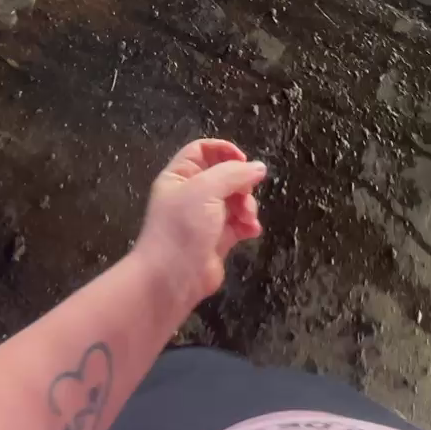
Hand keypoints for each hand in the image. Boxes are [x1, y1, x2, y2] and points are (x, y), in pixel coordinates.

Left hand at [134, 139, 267, 305]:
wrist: (171, 278)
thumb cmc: (182, 227)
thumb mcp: (205, 190)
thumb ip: (234, 174)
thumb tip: (259, 167)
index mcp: (180, 176)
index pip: (202, 150)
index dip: (223, 151)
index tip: (243, 160)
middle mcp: (191, 194)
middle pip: (224, 175)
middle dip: (240, 183)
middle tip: (245, 194)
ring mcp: (204, 217)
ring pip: (235, 199)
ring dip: (247, 206)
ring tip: (247, 218)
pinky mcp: (217, 239)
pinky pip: (239, 223)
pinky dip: (248, 225)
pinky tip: (251, 231)